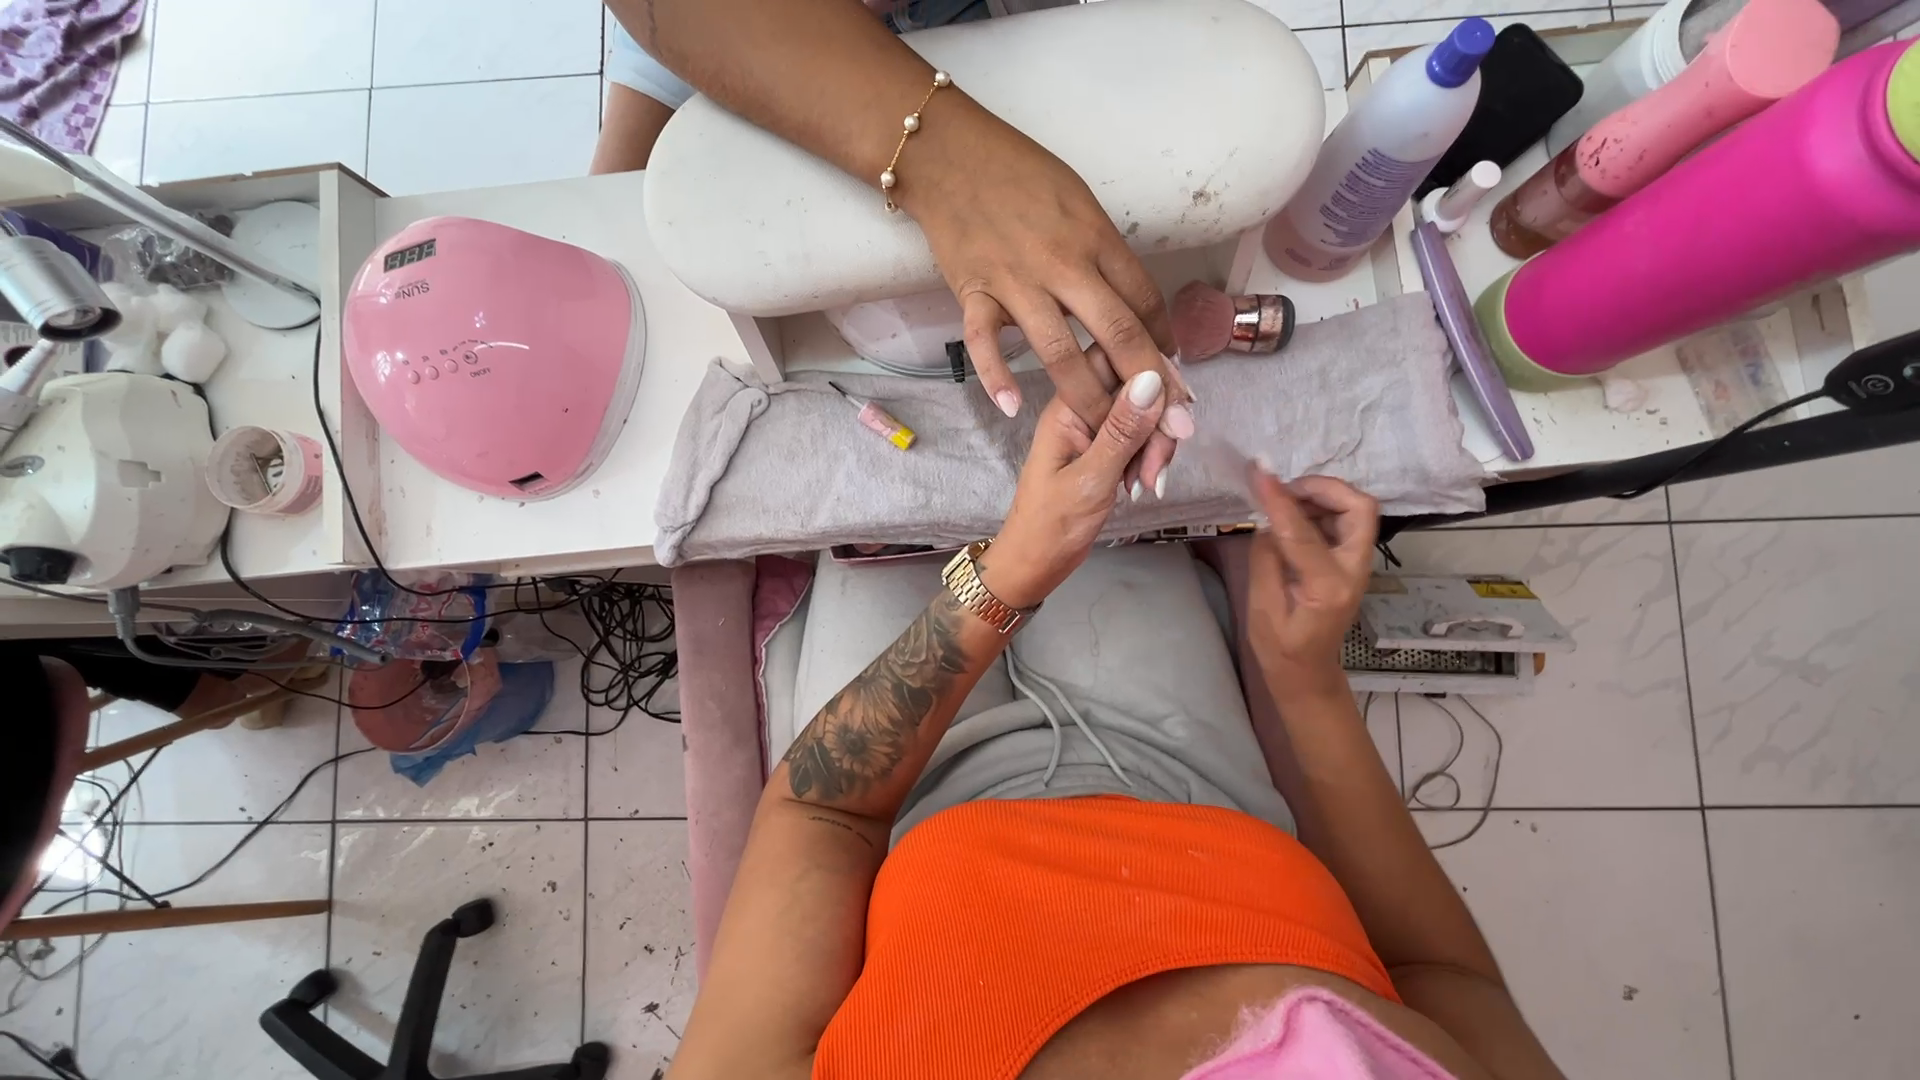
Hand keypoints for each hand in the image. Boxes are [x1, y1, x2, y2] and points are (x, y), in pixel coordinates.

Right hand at [897, 99, 1194, 496]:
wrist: (949, 154)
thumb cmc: (1020, 171)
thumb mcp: (1078, 199)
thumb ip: (1101, 251)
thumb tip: (1128, 298)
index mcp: (1095, 238)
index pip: (1144, 302)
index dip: (1164, 345)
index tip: (1173, 375)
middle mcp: (1063, 265)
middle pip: (1116, 334)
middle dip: (1148, 385)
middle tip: (1171, 425)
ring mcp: (1016, 282)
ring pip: (1058, 351)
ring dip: (1086, 397)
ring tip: (1104, 432)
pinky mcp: (973, 292)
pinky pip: (983, 343)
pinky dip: (995, 377)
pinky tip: (1011, 408)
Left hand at [975, 368, 1167, 608]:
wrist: (1035, 563)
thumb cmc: (1051, 526)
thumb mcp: (1091, 479)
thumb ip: (1122, 430)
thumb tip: (1151, 376)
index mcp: (1067, 405)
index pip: (1115, 358)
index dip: (1154, 375)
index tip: (1180, 418)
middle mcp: (1081, 408)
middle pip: (1138, 386)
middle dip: (1161, 421)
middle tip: (1158, 466)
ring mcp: (1094, 429)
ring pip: (1145, 414)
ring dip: (1157, 446)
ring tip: (1147, 484)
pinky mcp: (1105, 450)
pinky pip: (1140, 438)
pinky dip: (1150, 459)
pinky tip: (1145, 486)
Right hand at [1245, 469, 1378, 702]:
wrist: (1307, 673)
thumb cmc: (1280, 648)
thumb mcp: (1261, 607)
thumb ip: (1266, 558)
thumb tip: (1267, 519)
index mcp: (1328, 587)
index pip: (1303, 531)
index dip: (1279, 499)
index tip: (1258, 474)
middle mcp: (1353, 571)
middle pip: (1359, 508)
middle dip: (1324, 488)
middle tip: (1286, 489)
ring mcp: (1357, 566)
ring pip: (1355, 510)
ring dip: (1321, 496)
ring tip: (1282, 502)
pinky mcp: (1350, 562)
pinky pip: (1344, 521)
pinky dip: (1319, 508)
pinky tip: (1290, 517)